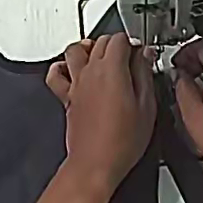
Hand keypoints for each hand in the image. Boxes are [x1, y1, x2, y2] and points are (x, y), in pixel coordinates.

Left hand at [46, 34, 156, 196]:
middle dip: (115, 43)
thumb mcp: (147, 106)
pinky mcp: (67, 97)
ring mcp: (76, 83)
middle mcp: (90, 71)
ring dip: (88, 48)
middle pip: (100, 41)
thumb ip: (145, 75)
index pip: (119, 39)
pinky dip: (60, 67)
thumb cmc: (121, 141)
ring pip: (76, 50)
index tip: (140, 52)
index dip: (132, 43)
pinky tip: (70, 69)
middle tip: (128, 56)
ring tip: (100, 55)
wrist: (95, 163)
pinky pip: (55, 75)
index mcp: (112, 70)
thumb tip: (144, 56)